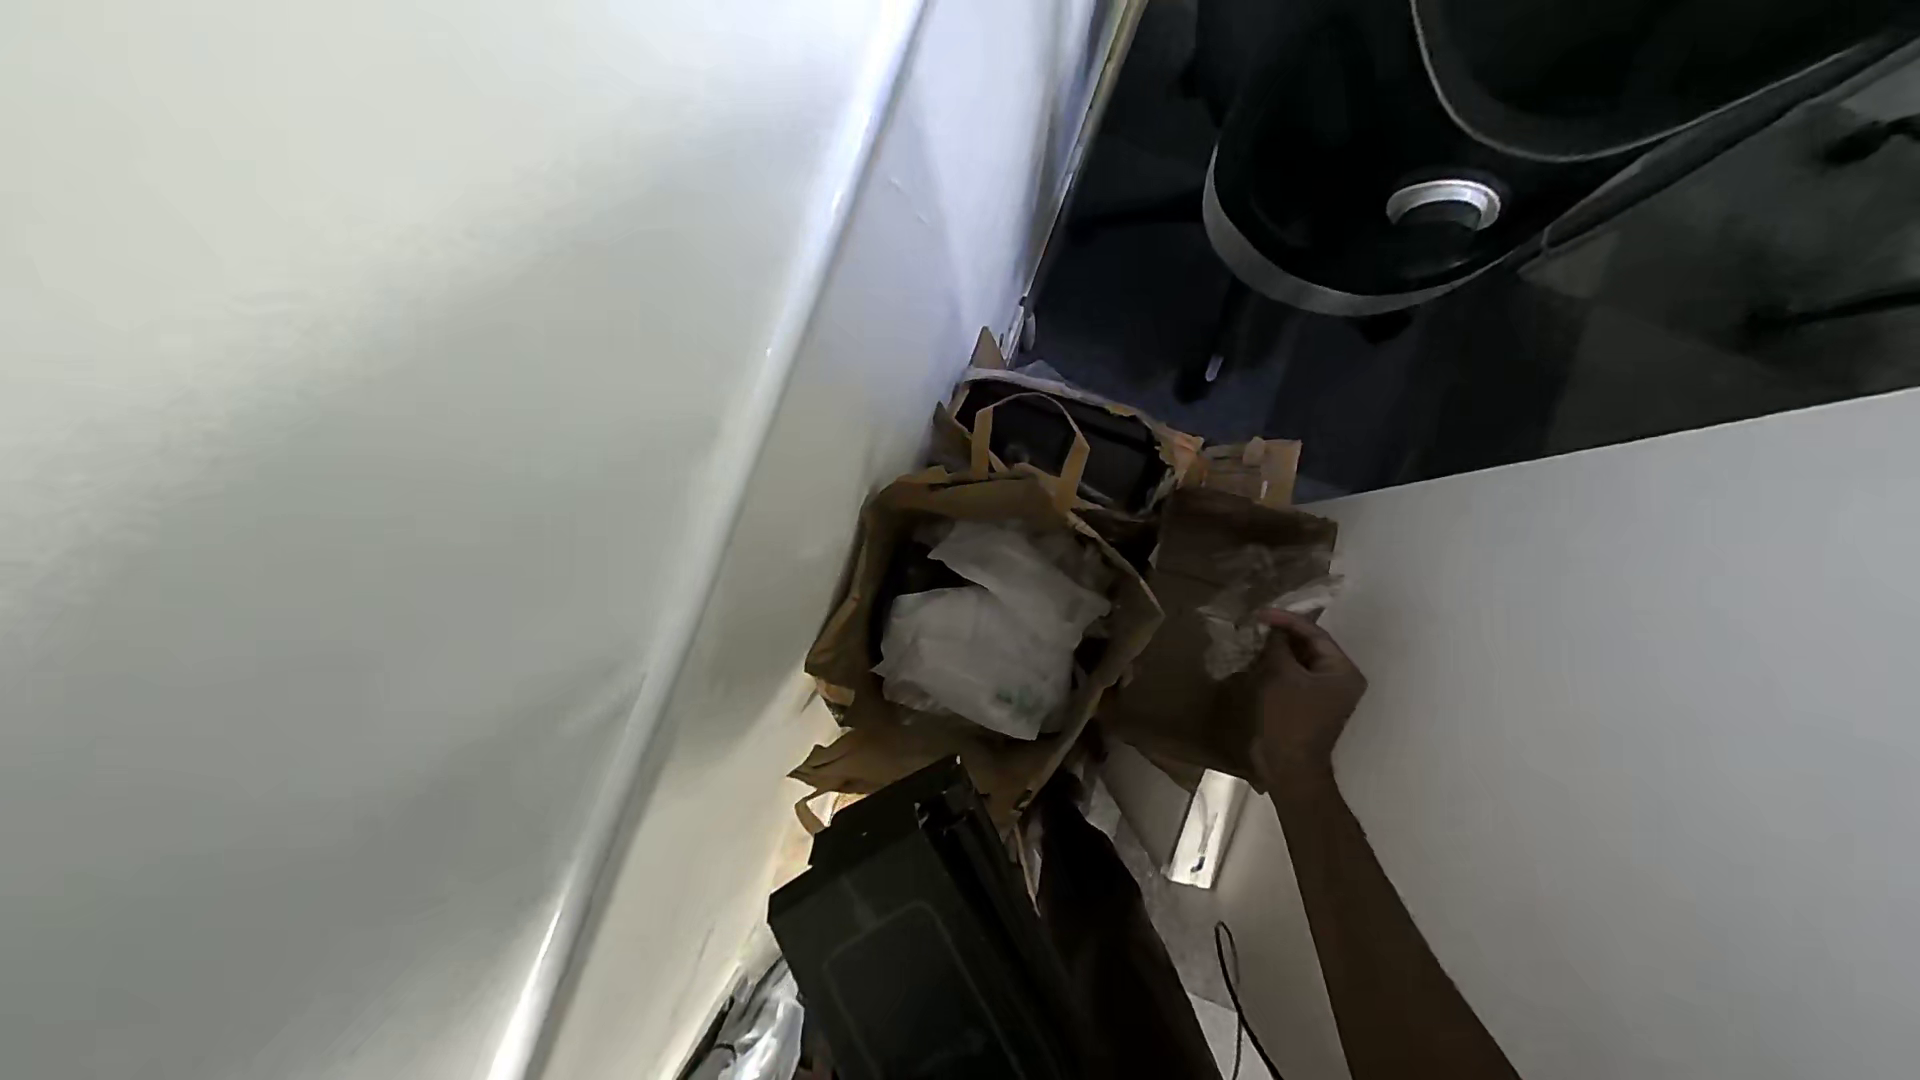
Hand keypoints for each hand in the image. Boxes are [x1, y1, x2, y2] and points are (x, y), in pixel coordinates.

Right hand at [1250, 611, 1366, 782]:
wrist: (1288, 765)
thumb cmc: (1289, 717)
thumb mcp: (1281, 676)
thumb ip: (1278, 647)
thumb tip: (1270, 629)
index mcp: (1342, 671)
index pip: (1315, 634)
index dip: (1286, 620)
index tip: (1259, 613)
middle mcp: (1339, 680)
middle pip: (1310, 646)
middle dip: (1282, 634)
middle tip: (1255, 623)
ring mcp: (1324, 694)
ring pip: (1300, 661)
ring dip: (1277, 650)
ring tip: (1253, 637)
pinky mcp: (1307, 704)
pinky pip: (1293, 676)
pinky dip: (1276, 666)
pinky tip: (1256, 659)